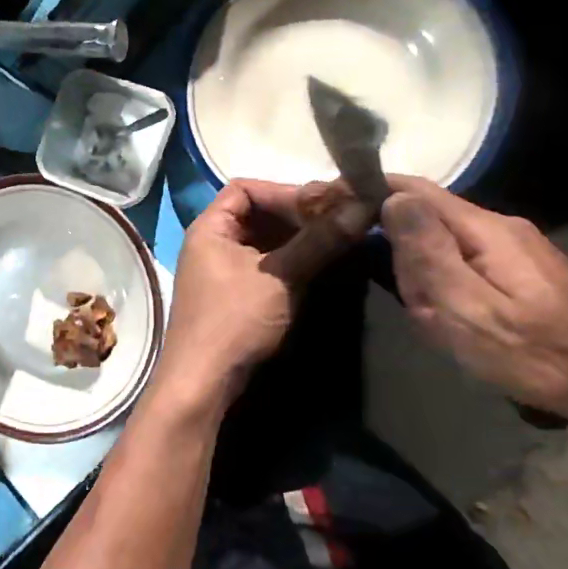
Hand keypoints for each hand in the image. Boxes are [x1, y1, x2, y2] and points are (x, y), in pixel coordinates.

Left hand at [157, 179, 371, 406]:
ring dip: (299, 238)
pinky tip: (321, 264)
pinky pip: (265, 263)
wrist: (204, 380)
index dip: (283, 191)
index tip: (323, 203)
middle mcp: (212, 242)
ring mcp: (222, 269)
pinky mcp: (234, 293)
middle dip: (298, 214)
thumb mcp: (280, 277)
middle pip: (257, 213)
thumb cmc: (234, 320)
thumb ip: (320, 240)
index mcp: (210, 227)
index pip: (244, 188)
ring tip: (339, 240)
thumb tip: (364, 205)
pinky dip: (291, 260)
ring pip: (264, 240)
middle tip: (342, 220)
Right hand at [379, 176, 567, 420]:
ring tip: (441, 322)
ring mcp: (511, 246)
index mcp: (486, 230)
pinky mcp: (515, 266)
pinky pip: (461, 261)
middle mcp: (499, 226)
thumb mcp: (467, 308)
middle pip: (426, 219)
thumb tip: (394, 199)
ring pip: (441, 243)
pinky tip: (456, 319)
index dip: (373, 189)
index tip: (333, 199)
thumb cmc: (529, 352)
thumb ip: (429, 253)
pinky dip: (444, 286)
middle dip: (407, 258)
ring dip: (427, 279)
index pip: (417, 190)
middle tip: (420, 306)